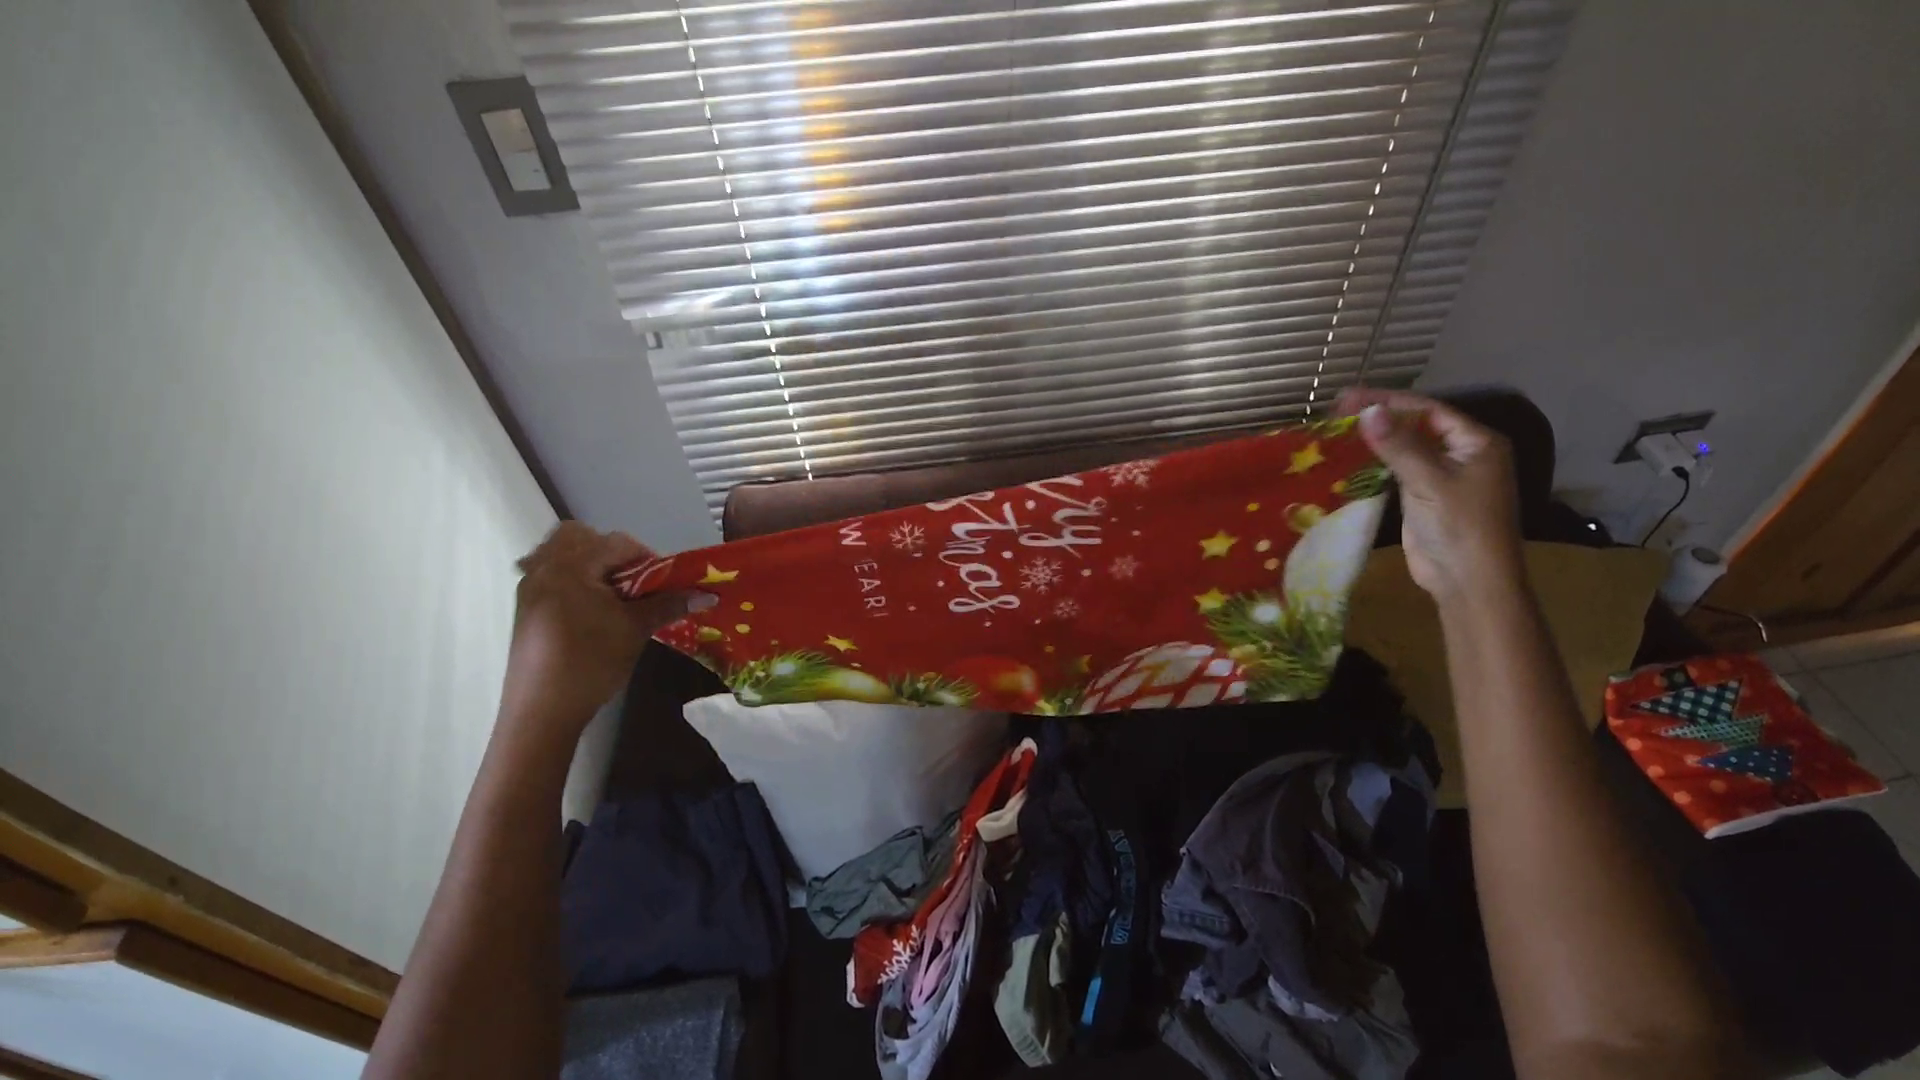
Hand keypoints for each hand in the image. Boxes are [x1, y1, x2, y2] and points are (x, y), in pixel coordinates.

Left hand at [499, 522, 713, 739]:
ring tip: (608, 591)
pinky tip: (585, 606)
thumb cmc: (592, 663)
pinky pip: (546, 573)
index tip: (663, 583)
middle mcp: (545, 567)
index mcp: (572, 566)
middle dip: (610, 551)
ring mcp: (529, 587)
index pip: (618, 543)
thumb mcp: (635, 630)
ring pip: (558, 552)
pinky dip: (568, 577)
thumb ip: (668, 605)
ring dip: (587, 561)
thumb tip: (707, 594)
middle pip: (579, 535)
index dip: (647, 558)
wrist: (542, 710)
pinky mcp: (525, 607)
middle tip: (631, 580)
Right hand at [1337, 388, 1524, 601]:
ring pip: (1404, 447)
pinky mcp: (1423, 496)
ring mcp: (1442, 475)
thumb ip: (1398, 445)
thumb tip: (1367, 410)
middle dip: (1378, 417)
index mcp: (1476, 442)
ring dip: (1374, 439)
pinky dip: (1374, 462)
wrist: (1468, 581)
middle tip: (1336, 411)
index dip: (1388, 401)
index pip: (1427, 410)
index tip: (1348, 398)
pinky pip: (1396, 470)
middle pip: (1415, 425)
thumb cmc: (1459, 526)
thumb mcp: (1430, 481)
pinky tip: (1348, 457)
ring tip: (1336, 429)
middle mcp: (1462, 453)